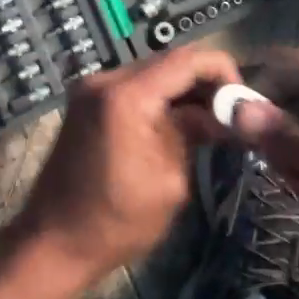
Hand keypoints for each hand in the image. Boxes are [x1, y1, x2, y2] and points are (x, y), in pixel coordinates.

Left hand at [12, 47, 240, 282]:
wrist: (54, 238)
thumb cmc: (117, 220)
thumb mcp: (170, 181)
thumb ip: (193, 133)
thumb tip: (223, 112)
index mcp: (125, 95)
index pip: (185, 60)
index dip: (221, 70)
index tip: (244, 99)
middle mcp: (104, 79)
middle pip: (167, 62)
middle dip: (204, 82)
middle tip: (232, 113)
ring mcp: (90, 87)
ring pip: (150, 73)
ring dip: (182, 90)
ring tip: (211, 122)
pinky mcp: (86, 101)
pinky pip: (132, 87)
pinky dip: (158, 98)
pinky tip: (178, 124)